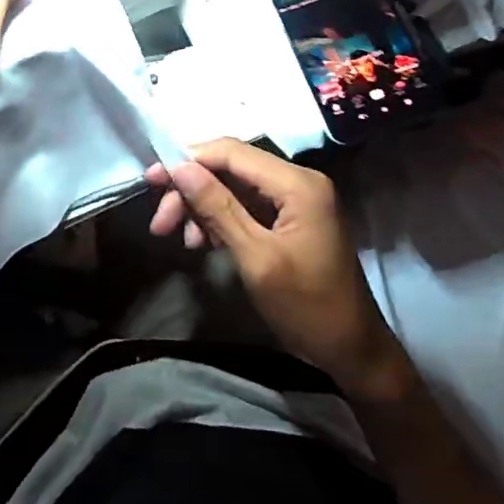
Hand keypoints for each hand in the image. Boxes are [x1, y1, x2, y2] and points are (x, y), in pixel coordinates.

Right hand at [145, 138, 414, 400]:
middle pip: (230, 168)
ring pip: (233, 188)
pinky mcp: (289, 219)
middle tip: (160, 221)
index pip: (233, 152)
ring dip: (202, 208)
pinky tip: (201, 243)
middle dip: (192, 190)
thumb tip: (179, 168)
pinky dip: (220, 221)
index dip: (189, 161)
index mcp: (298, 184)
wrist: (351, 351)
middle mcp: (298, 181)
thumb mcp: (256, 258)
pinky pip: (246, 207)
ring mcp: (295, 200)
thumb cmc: (307, 307)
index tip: (152, 180)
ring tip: (178, 238)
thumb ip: (218, 208)